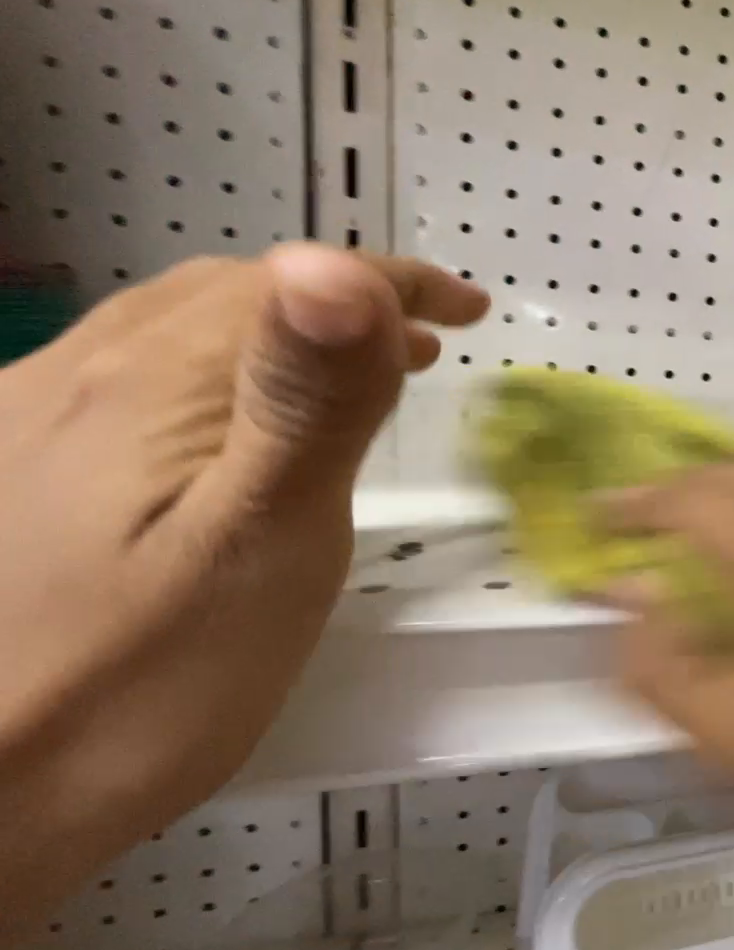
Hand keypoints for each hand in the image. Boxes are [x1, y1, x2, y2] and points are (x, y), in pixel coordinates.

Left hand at [0, 244, 487, 931]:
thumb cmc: (153, 677)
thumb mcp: (264, 536)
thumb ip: (308, 402)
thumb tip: (338, 272)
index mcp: (153, 386)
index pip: (291, 286)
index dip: (396, 283)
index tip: (473, 310)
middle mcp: (78, 377)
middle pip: (235, 292)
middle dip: (352, 296)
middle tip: (436, 336)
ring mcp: (31, 419)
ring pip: (182, 323)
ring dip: (291, 322)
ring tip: (366, 359)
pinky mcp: (22, 466)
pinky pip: (138, 366)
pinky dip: (230, 357)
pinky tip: (247, 409)